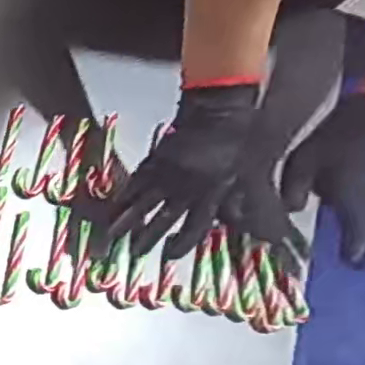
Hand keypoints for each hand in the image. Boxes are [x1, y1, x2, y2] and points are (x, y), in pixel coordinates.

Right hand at [100, 83, 307, 268]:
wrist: (220, 109)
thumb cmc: (244, 138)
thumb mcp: (255, 170)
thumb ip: (248, 199)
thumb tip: (249, 223)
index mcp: (212, 194)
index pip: (195, 227)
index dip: (181, 244)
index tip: (170, 256)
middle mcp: (185, 191)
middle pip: (162, 221)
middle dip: (147, 239)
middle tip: (133, 253)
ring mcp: (165, 178)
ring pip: (141, 206)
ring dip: (125, 224)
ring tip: (109, 237)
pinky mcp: (152, 165)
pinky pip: (133, 187)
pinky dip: (121, 200)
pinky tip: (111, 210)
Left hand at [280, 90, 364, 268]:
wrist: (355, 121)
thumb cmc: (326, 142)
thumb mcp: (303, 164)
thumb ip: (295, 188)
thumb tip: (292, 209)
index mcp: (352, 189)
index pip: (358, 219)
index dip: (356, 240)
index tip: (353, 261)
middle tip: (362, 268)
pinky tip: (362, 242)